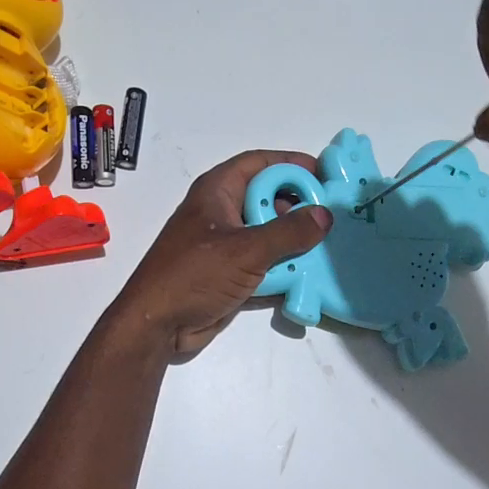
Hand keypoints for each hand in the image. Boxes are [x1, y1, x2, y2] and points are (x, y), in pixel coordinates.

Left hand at [111, 150, 333, 356]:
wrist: (157, 324)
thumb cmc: (195, 276)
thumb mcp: (246, 250)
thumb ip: (289, 232)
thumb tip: (325, 215)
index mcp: (217, 191)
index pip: (260, 164)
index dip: (292, 164)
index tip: (324, 174)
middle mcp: (220, 213)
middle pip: (267, 199)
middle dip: (298, 206)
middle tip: (331, 216)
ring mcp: (223, 246)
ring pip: (266, 234)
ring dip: (292, 240)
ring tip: (326, 245)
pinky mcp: (227, 275)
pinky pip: (261, 263)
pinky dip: (281, 266)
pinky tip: (306, 273)